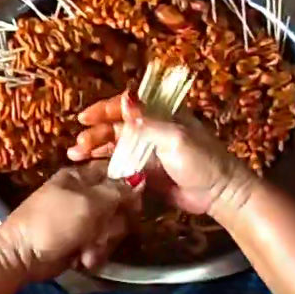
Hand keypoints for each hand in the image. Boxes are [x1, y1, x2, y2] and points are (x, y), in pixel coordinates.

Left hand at [0, 163, 138, 279]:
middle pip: (120, 207)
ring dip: (101, 244)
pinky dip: (92, 255)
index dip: (128, 189)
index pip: (116, 174)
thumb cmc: (52, 222)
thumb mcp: (87, 203)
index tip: (132, 204)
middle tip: (98, 232)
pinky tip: (80, 259)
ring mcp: (83, 220)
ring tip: (84, 250)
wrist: (22, 255)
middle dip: (112, 225)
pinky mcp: (82, 242)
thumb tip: (140, 179)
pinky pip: (101, 247)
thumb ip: (117, 192)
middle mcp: (84, 196)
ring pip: (113, 230)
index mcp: (81, 177)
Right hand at [68, 92, 257, 218]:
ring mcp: (147, 151)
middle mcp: (151, 129)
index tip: (84, 118)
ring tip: (75, 155)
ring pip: (113, 144)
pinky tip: (88, 166)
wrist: (219, 194)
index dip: (103, 109)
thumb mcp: (175, 138)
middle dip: (94, 133)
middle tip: (78, 146)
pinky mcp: (145, 171)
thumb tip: (125, 98)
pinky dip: (103, 163)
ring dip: (94, 147)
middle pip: (115, 126)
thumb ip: (148, 121)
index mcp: (161, 115)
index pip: (126, 106)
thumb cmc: (202, 161)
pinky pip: (119, 163)